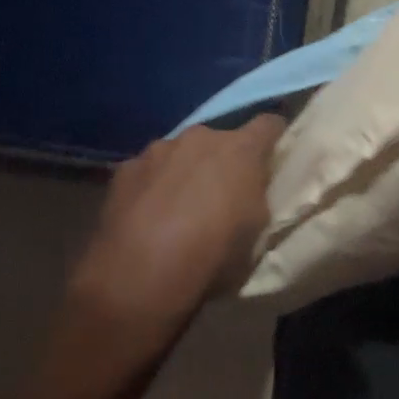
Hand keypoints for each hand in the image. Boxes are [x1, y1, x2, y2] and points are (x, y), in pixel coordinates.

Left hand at [53, 114, 284, 381]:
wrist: (142, 274)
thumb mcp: (258, 230)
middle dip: (225, 160)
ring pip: (180, 154)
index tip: (274, 157)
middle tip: (224, 194)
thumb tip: (250, 189)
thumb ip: (257, 197)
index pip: (270, 124)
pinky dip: (154, 187)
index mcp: (240, 150)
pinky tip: (148, 218)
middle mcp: (199, 138)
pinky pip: (149, 171)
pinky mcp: (124, 170)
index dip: (275, 138)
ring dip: (186, 172)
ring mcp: (156, 151)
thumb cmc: (215, 255)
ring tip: (180, 209)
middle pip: (221, 140)